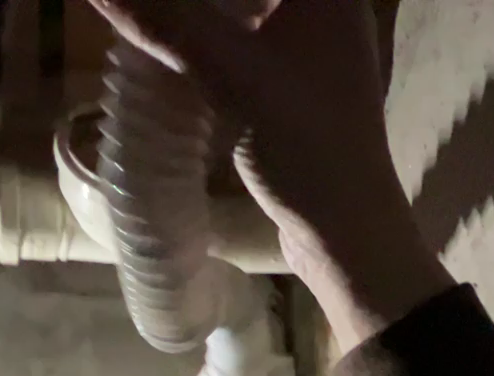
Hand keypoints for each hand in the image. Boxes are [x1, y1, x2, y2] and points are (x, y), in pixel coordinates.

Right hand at [85, 0, 453, 352]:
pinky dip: (218, 48)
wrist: (345, 233)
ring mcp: (316, 59)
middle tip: (148, 7)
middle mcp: (327, 12)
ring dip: (206, 16)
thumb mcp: (233, 76)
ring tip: (155, 18)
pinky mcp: (299, 98)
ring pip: (251, 16)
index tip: (171, 4)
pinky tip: (182, 56)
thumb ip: (168, 22)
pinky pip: (252, 52)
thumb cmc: (306, 146)